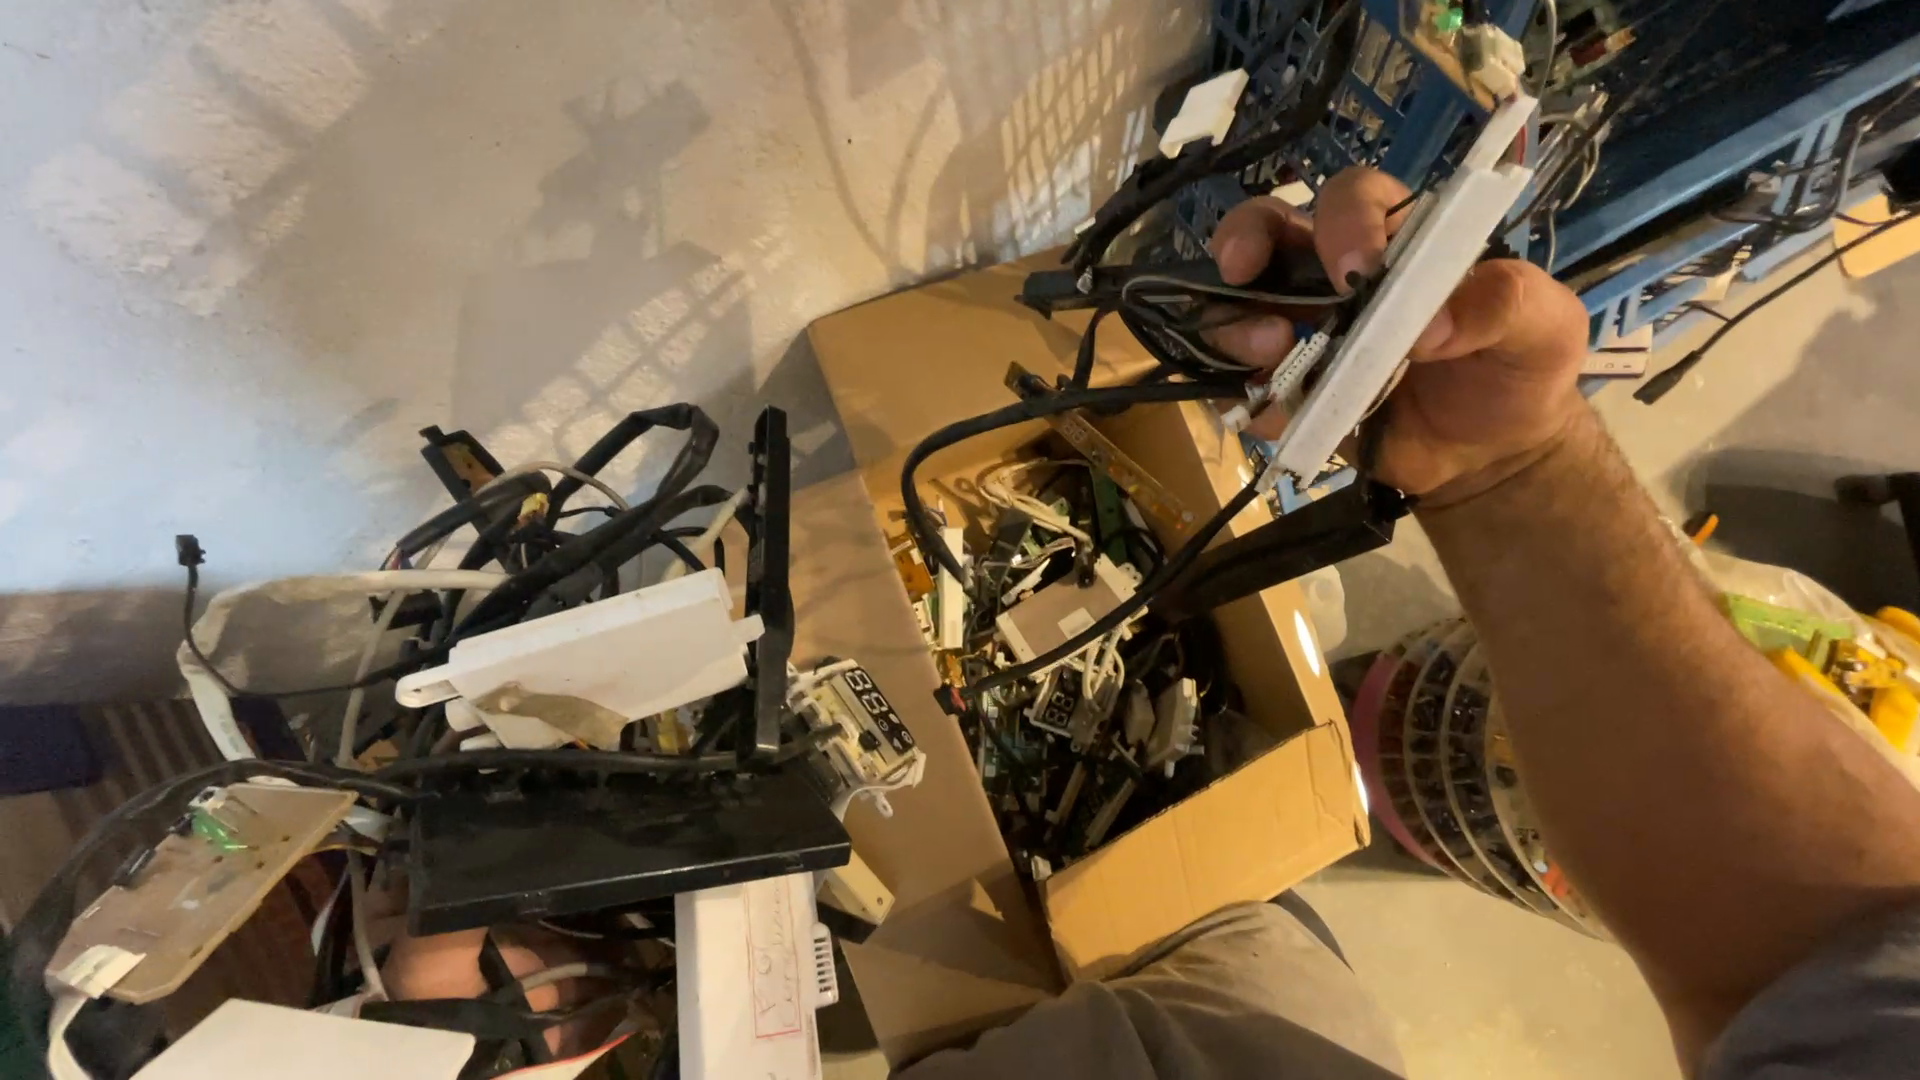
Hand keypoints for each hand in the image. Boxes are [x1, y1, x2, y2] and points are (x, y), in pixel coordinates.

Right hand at [1208, 167, 1590, 507]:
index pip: (1352, 200)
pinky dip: (1243, 397)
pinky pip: (1238, 388)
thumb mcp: (1542, 329)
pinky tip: (1275, 411)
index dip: (1344, 224)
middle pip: (1266, 232)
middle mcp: (1330, 281)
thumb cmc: (1513, 374)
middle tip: (1238, 271)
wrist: (1484, 456)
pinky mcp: (1282, 392)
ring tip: (1272, 354)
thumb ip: (1503, 305)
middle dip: (1242, 241)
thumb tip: (1430, 325)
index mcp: (1394, 243)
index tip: (1357, 273)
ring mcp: (1298, 336)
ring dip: (1236, 327)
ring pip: (1235, 309)